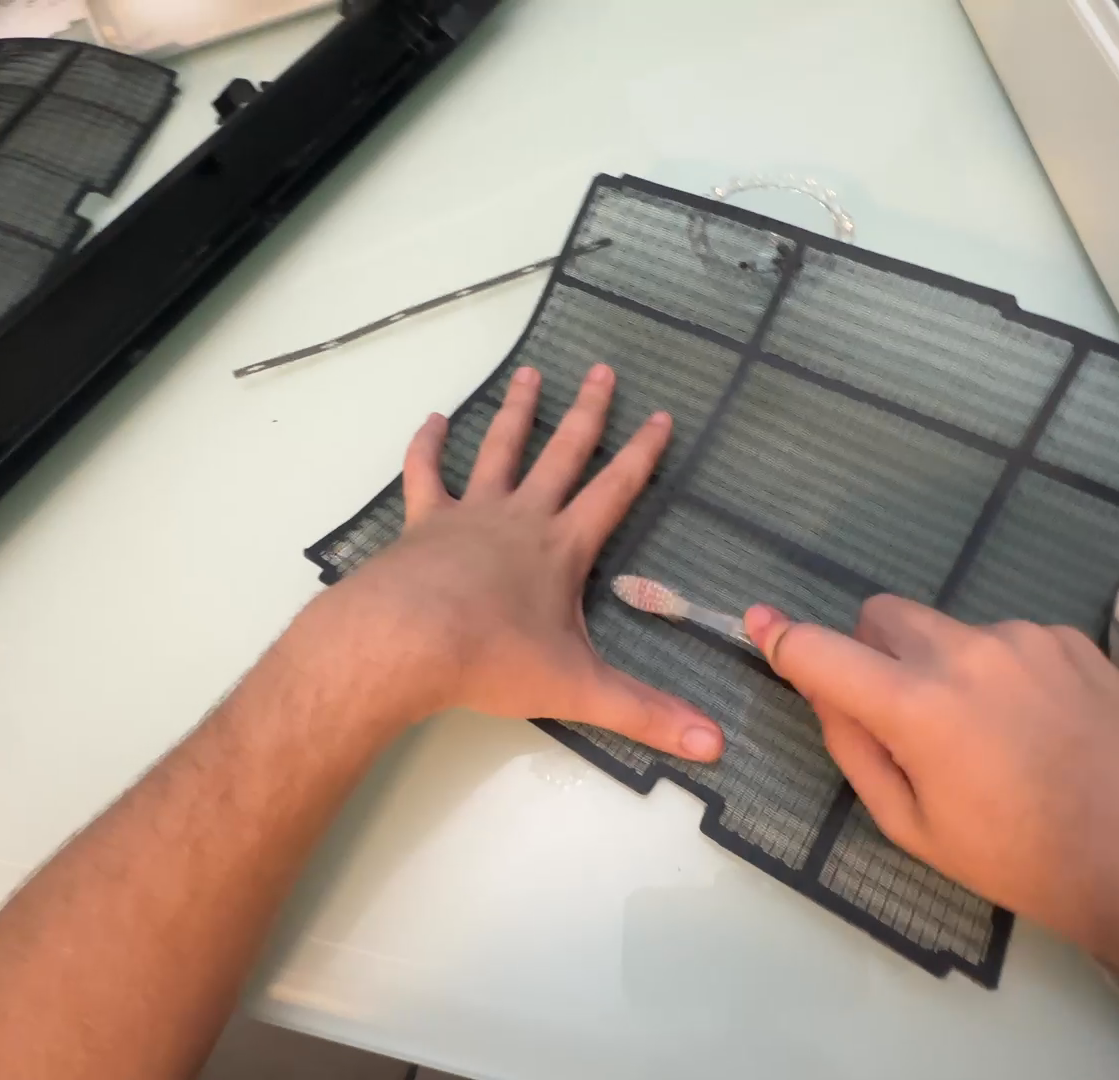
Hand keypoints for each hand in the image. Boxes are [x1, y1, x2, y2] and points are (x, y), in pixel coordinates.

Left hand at [303, 363, 723, 760]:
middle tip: (603, 368)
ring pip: (499, 448)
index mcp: (562, 547)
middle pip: (563, 453)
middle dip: (588, 411)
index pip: (615, 489)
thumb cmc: (493, 660)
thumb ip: (646, 715)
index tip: (662, 414)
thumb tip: (714, 746)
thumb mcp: (579, 690)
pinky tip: (431, 419)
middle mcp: (521, 516)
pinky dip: (427, 445)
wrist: (403, 645)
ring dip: (517, 411)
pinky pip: (425, 473)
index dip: (643, 453)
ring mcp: (470, 513)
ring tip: (529, 372)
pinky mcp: (423, 521)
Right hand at [743, 597, 1118, 946]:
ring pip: (941, 627)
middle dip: (871, 652)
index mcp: (918, 706)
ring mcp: (1021, 636)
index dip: (782, 636)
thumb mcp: (914, 827)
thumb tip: (824, 693)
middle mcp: (964, 651)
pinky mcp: (1066, 635)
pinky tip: (1036, 719)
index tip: (759, 622)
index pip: (822, 652)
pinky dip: (992, 666)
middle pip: (879, 615)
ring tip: (988, 728)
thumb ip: (853, 748)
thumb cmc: (1025, 860)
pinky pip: (998, 636)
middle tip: (900, 711)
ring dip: (936, 662)